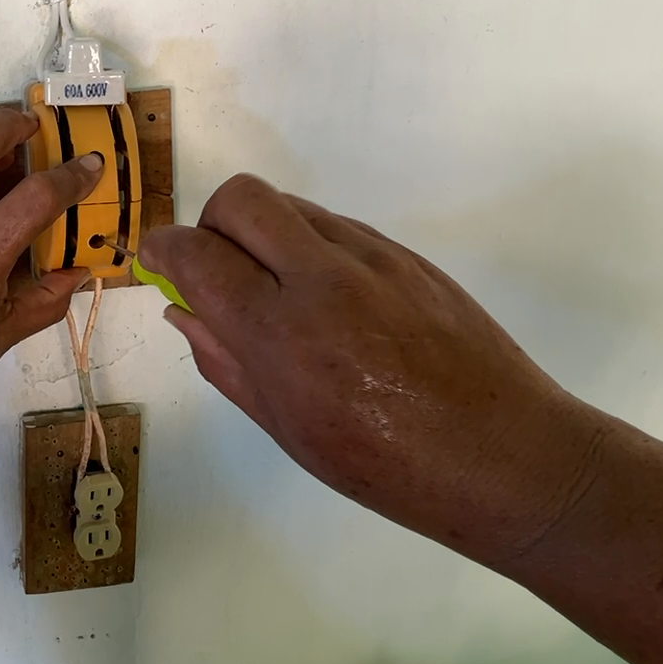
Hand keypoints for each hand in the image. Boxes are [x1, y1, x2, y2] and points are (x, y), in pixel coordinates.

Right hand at [142, 174, 611, 564]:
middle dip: (210, 224)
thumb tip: (182, 309)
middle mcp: (323, 277)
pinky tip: (328, 301)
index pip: (197, 254)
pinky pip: (333, 226)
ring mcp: (371, 257)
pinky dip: (306, 246)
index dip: (161, 249)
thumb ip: (222, 359)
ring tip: (276, 290)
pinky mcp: (406, 254)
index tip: (155, 260)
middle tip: (218, 269)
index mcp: (282, 332)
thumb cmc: (382, 464)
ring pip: (288, 205)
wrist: (508, 457)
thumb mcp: (284, 425)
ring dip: (260, 234)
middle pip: (239, 199)